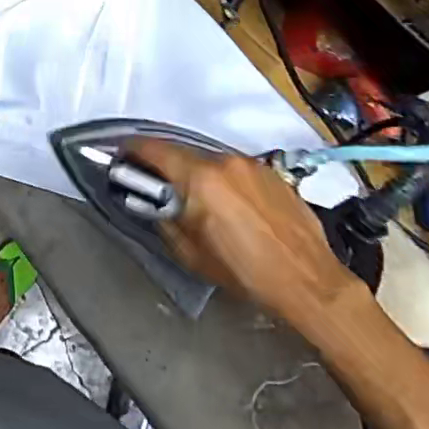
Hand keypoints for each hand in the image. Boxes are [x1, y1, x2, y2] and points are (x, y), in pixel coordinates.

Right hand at [124, 138, 359, 325]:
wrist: (305, 277)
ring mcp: (251, 164)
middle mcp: (225, 162)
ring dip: (196, 173)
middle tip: (155, 184)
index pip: (156, 151)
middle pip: (183, 152)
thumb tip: (155, 204)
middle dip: (165, 166)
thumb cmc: (246, 273)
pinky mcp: (270, 172)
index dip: (134, 150)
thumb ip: (167, 221)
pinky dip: (222, 179)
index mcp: (201, 180)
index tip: (123, 154)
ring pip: (210, 159)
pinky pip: (234, 168)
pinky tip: (228, 204)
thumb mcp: (192, 254)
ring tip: (195, 200)